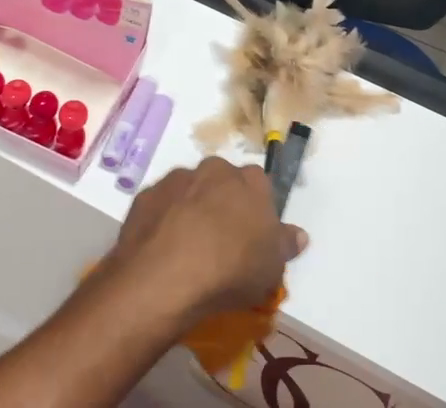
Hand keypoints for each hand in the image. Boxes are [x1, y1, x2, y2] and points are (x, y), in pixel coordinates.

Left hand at [101, 157, 307, 323]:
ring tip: (188, 247)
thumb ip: (285, 246)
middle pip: (222, 181)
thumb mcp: (272, 268)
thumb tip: (299, 235)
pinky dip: (164, 220)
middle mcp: (214, 170)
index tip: (253, 234)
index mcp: (250, 181)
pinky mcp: (146, 196)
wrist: (166, 275)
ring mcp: (176, 180)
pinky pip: (161, 205)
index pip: (260, 183)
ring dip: (191, 208)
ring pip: (189, 189)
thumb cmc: (231, 270)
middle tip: (221, 240)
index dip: (257, 208)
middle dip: (223, 202)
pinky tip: (163, 249)